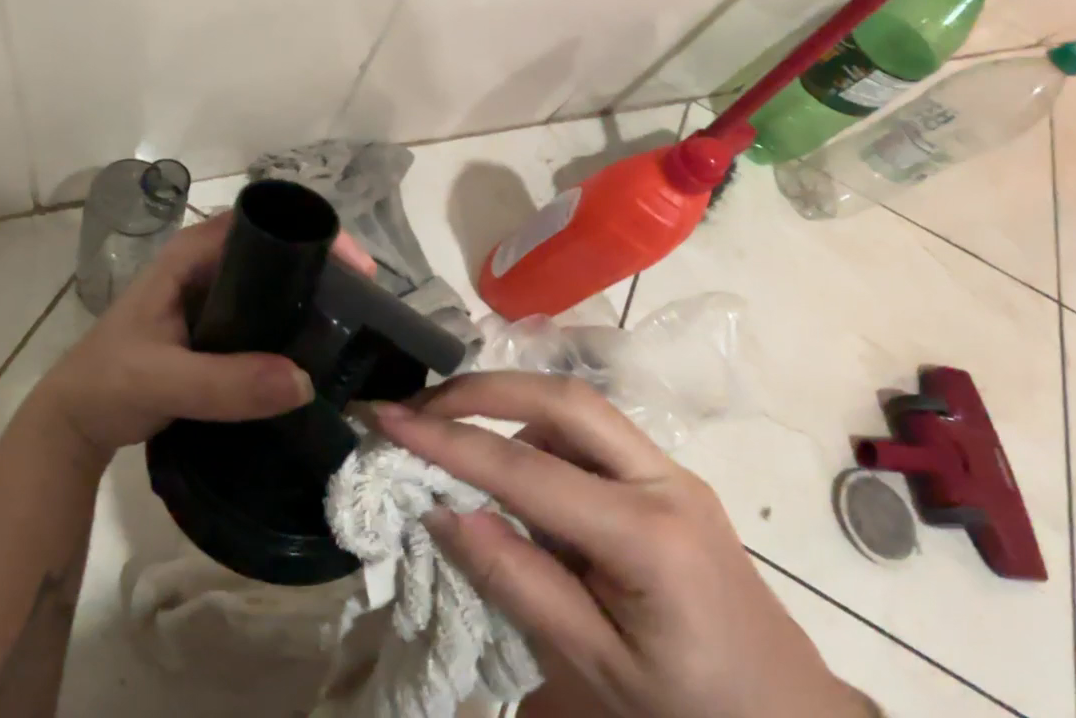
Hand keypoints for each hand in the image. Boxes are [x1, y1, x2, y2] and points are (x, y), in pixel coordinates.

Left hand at [32, 211, 376, 465]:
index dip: (312, 237)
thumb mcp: (161, 379)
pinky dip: (294, 334)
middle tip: (369, 308)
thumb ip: (224, 383)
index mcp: (190, 256)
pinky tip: (321, 359)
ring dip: (313, 306)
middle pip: (277, 255)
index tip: (357, 269)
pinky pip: (266, 323)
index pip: (262, 225)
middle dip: (324, 273)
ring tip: (357, 334)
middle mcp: (207, 268)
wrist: (76, 422)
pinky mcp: (218, 334)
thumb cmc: (107, 384)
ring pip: (275, 290)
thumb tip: (305, 381)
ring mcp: (213, 301)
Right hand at [371, 373, 873, 717]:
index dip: (446, 441)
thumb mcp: (596, 667)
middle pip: (564, 399)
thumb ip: (517, 582)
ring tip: (447, 437)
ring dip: (507, 407)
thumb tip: (443, 512)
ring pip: (578, 408)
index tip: (384, 416)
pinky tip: (506, 474)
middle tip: (417, 408)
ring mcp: (671, 474)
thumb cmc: (692, 709)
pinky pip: (590, 436)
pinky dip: (534, 435)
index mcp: (647, 537)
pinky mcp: (667, 481)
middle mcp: (664, 481)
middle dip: (481, 390)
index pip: (525, 470)